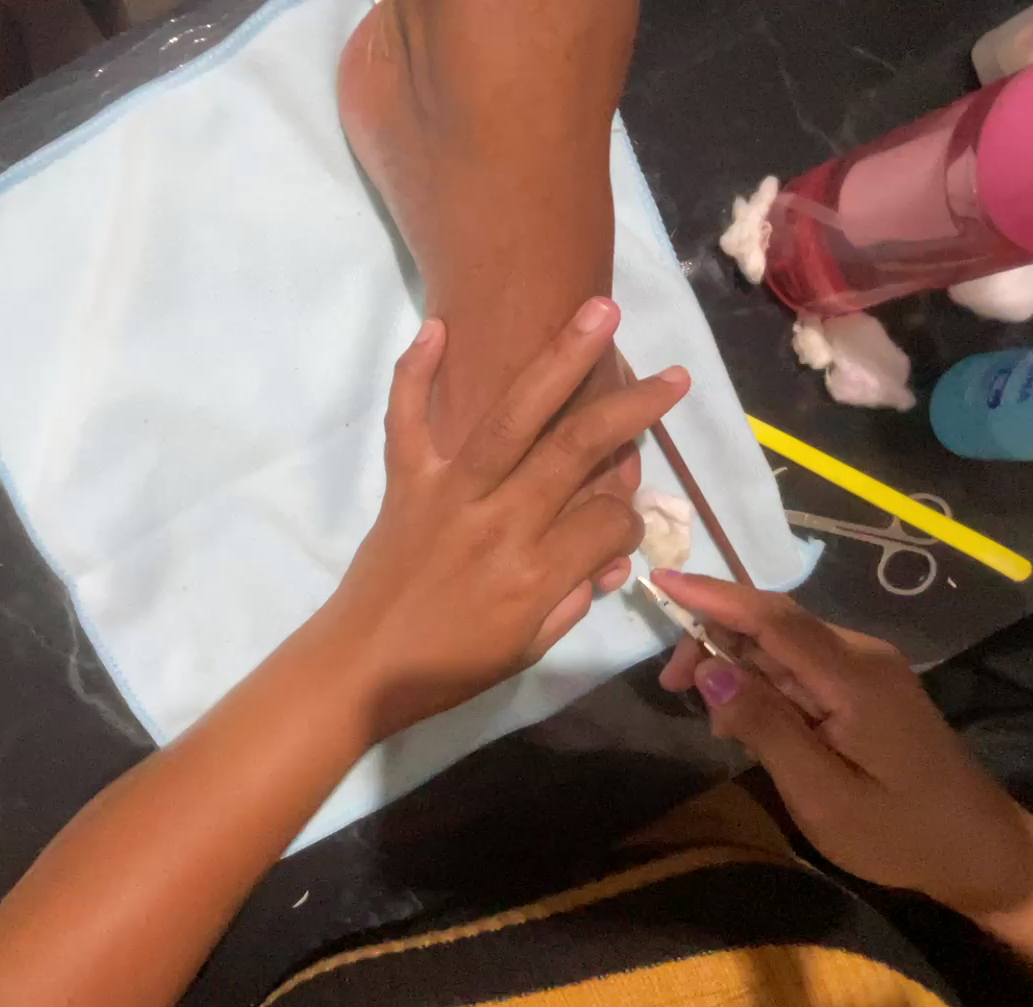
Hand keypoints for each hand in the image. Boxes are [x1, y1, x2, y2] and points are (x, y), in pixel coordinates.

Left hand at [317, 298, 689, 741]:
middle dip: (630, 410)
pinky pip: (406, 422)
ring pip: (509, 420)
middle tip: (671, 375)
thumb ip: (574, 596)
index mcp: (536, 574)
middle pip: (576, 450)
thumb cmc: (449, 667)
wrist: (361, 665)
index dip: (630, 516)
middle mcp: (499, 523)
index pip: (610, 518)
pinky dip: (413, 376)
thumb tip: (611, 555)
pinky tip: (437, 329)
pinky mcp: (403, 483)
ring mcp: (446, 494)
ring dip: (558, 362)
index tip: (622, 519)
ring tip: (598, 313)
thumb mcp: (528, 648)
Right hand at [653, 572, 1032, 915]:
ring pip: (774, 644)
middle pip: (766, 624)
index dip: (712, 595)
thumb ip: (764, 727)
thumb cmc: (902, 834)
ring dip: (730, 666)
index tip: (659, 579)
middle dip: (709, 640)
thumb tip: (708, 669)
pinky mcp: (859, 683)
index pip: (771, 618)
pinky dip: (756, 682)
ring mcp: (862, 667)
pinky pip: (792, 665)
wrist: (985, 854)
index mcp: (854, 677)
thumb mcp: (823, 795)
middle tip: (671, 686)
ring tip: (712, 720)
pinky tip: (744, 720)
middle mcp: (858, 655)